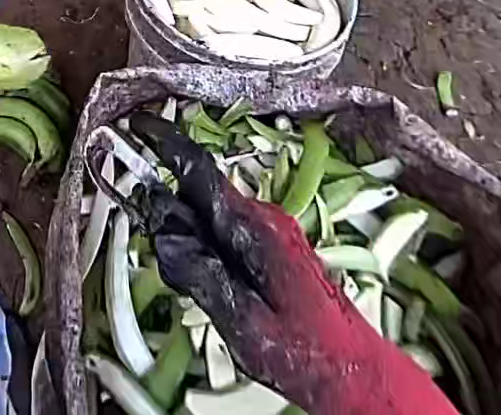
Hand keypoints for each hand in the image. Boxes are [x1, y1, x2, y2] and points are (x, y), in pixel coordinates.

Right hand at [131, 113, 457, 414]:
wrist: (365, 376)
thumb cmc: (308, 357)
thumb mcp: (243, 325)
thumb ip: (198, 272)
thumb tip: (161, 230)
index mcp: (252, 227)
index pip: (198, 169)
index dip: (163, 142)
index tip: (135, 124)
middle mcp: (261, 215)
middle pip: (198, 193)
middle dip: (173, 214)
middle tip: (168, 258)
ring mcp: (269, 226)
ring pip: (210, 212)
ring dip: (192, 235)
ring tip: (203, 288)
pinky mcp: (273, 241)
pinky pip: (225, 227)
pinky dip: (208, 244)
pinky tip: (218, 287)